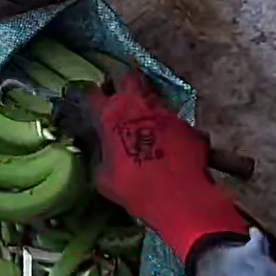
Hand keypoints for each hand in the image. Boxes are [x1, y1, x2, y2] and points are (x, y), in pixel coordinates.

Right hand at [59, 71, 247, 269]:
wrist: (180, 198)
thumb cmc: (133, 187)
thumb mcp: (102, 175)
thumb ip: (100, 156)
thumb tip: (102, 152)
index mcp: (108, 114)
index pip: (90, 93)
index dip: (89, 96)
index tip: (88, 103)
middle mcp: (135, 105)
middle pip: (126, 77)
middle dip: (122, 84)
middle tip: (120, 99)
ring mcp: (164, 112)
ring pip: (152, 96)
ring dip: (146, 105)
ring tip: (145, 123)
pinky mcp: (187, 124)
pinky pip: (172, 119)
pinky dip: (168, 127)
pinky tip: (169, 143)